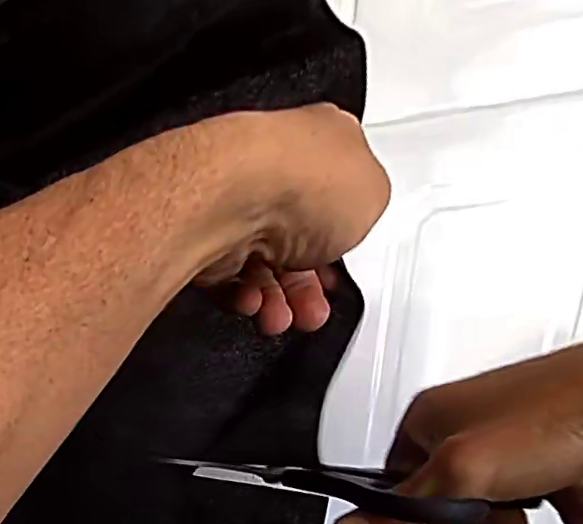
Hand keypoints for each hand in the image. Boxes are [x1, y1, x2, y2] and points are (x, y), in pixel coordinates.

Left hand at [184, 105, 389, 334]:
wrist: (238, 200)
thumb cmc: (301, 182)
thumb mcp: (375, 195)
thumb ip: (368, 211)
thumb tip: (357, 225)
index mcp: (319, 147)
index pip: (334, 200)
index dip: (341, 243)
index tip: (341, 274)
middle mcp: (274, 172)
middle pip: (296, 243)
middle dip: (307, 288)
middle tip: (314, 310)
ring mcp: (237, 206)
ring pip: (261, 268)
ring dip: (278, 302)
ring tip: (283, 318)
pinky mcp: (207, 238)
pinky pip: (229, 280)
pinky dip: (244, 298)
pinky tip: (255, 301)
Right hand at [333, 323, 582, 523]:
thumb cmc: (559, 414)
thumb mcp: (462, 474)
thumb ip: (404, 508)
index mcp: (434, 420)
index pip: (396, 479)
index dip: (402, 519)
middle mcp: (472, 423)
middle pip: (451, 497)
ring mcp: (518, 433)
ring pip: (504, 499)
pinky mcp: (563, 442)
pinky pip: (556, 492)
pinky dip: (571, 516)